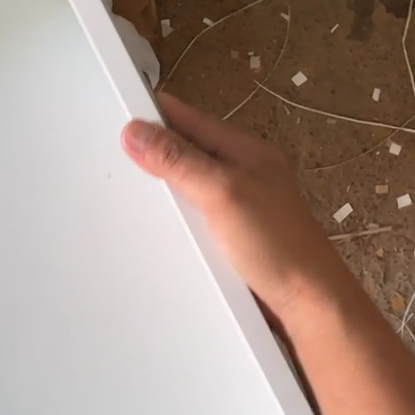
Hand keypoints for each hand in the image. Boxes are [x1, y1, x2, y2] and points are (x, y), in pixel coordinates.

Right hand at [121, 94, 352, 324]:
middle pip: (185, 150)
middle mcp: (239, 173)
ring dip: (161, 188)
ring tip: (122, 190)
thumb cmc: (276, 244)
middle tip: (107, 154)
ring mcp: (236, 206)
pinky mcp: (230, 237)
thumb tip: (135, 131)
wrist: (307, 302)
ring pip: (187, 186)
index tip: (113, 112)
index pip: (188, 119)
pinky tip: (154, 227)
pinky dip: (173, 218)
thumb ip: (179, 160)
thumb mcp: (222, 192)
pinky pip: (193, 217)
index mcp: (243, 151)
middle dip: (150, 151)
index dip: (152, 114)